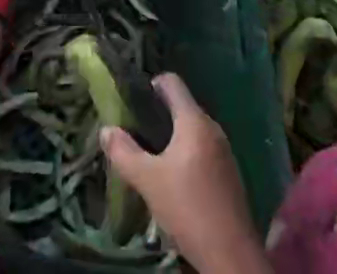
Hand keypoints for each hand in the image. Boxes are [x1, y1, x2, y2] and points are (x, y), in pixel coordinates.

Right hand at [101, 75, 270, 273]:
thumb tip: (106, 129)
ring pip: (192, 130)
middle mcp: (212, 128)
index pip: (173, 83)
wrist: (230, 253)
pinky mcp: (228, 172)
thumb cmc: (187, 206)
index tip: (133, 100)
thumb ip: (124, 152)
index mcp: (194, 121)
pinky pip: (202, 148)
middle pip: (182, 106)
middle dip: (158, 114)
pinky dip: (185, 152)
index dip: (151, 85)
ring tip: (149, 154)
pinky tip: (172, 176)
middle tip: (134, 130)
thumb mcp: (148, 180)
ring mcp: (224, 150)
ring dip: (171, 136)